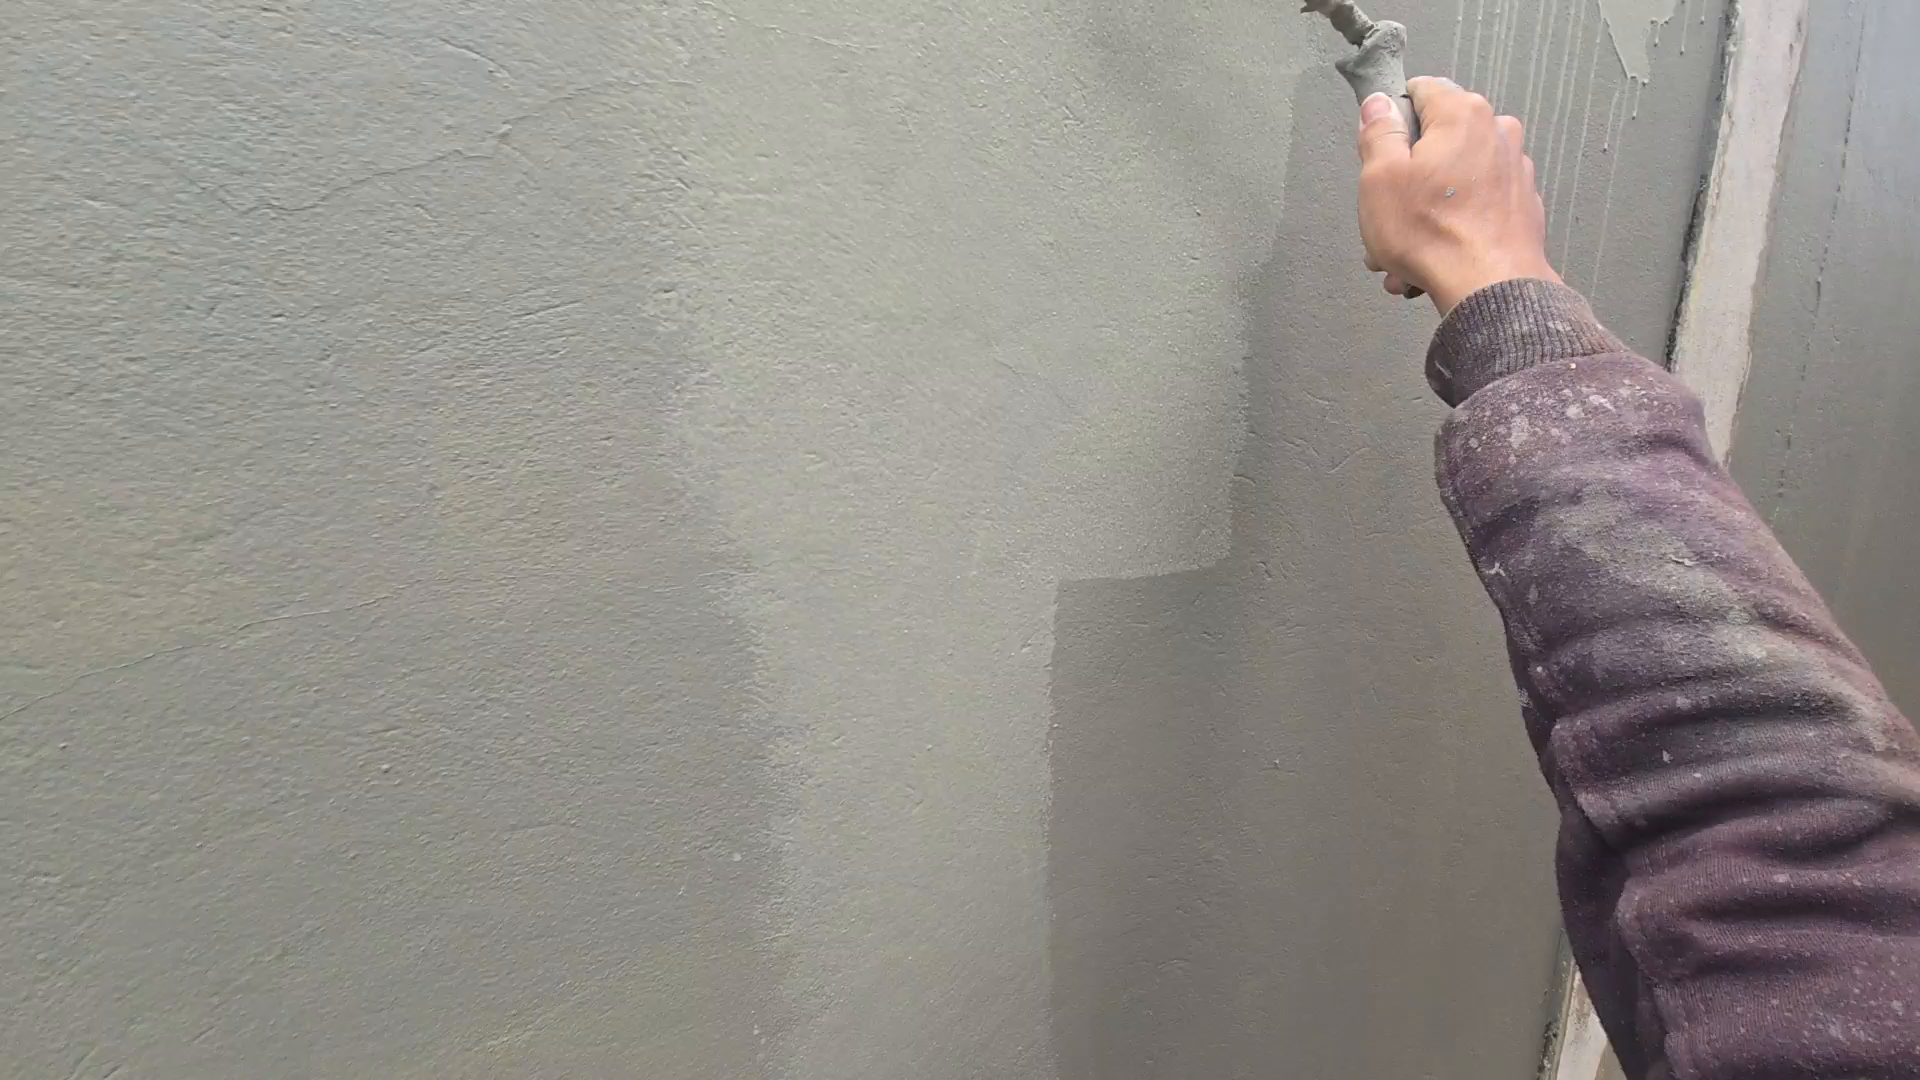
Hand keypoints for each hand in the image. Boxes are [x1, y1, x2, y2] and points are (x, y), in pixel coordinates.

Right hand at [1356, 77, 1559, 313]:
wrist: (1485, 283)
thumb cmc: (1430, 233)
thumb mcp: (1378, 179)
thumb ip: (1377, 134)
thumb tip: (1377, 104)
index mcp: (1461, 115)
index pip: (1421, 91)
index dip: (1391, 118)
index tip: (1375, 150)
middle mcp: (1495, 132)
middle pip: (1434, 143)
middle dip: (1403, 180)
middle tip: (1382, 216)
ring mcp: (1512, 168)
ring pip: (1450, 181)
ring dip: (1421, 212)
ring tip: (1401, 251)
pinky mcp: (1518, 203)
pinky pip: (1471, 208)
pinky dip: (1448, 227)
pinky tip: (1429, 257)